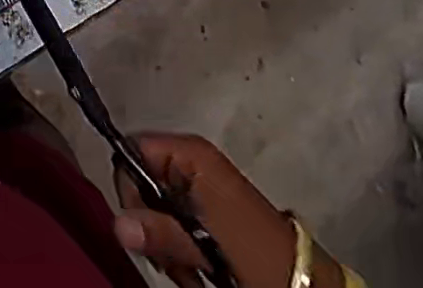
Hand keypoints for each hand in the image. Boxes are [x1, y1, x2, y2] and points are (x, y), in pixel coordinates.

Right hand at [112, 134, 302, 287]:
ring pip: (153, 204)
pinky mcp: (206, 209)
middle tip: (170, 257)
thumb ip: (162, 233)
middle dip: (148, 221)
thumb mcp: (206, 247)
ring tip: (187, 268)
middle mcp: (191, 160)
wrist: (306, 285)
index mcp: (192, 154)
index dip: (129, 185)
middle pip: (141, 179)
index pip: (133, 149)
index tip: (141, 225)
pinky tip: (194, 268)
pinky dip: (176, 247)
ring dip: (163, 241)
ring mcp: (199, 184)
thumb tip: (117, 223)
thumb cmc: (257, 256)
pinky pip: (171, 220)